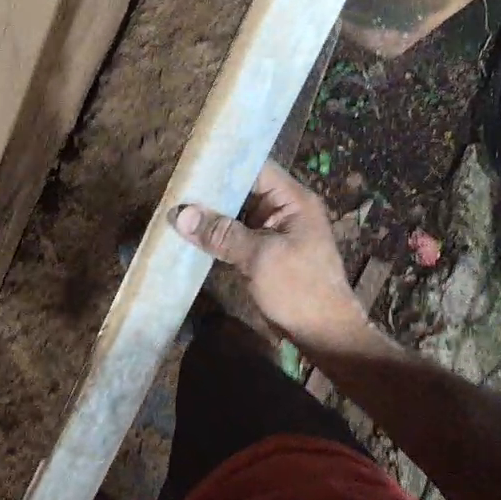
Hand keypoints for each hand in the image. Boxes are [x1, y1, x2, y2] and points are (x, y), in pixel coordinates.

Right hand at [172, 162, 372, 355]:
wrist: (325, 336)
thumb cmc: (300, 290)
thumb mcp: (259, 257)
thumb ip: (221, 233)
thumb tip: (180, 214)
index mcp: (293, 200)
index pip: (256, 167)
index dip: (226, 163)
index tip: (192, 163)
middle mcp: (284, 209)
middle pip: (243, 189)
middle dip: (211, 190)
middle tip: (175, 186)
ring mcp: (274, 231)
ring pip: (236, 212)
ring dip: (211, 214)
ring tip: (175, 206)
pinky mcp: (264, 251)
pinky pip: (236, 234)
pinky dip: (216, 234)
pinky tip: (190, 234)